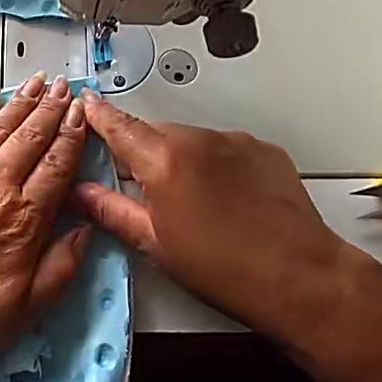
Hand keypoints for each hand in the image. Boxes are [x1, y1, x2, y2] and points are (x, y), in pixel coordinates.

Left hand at [0, 73, 92, 367]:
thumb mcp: (21, 311)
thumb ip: (60, 269)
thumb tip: (84, 231)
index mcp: (23, 218)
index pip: (57, 166)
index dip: (72, 136)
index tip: (82, 113)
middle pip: (31, 137)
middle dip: (51, 108)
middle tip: (64, 85)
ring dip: (21, 102)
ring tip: (37, 82)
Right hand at [71, 92, 373, 342]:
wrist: (299, 277)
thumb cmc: (227, 269)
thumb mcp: (155, 243)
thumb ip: (111, 210)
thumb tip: (82, 194)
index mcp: (165, 160)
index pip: (119, 125)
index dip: (98, 114)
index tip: (87, 104)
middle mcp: (199, 140)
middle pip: (154, 132)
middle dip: (142, 151)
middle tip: (142, 187)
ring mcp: (235, 141)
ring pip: (190, 139)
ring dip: (181, 158)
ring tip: (192, 202)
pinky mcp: (263, 148)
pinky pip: (224, 147)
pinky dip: (215, 163)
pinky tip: (223, 198)